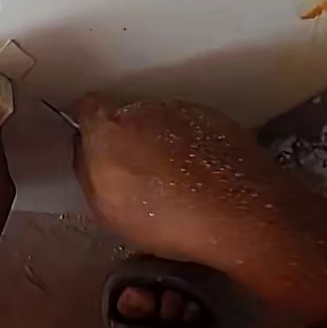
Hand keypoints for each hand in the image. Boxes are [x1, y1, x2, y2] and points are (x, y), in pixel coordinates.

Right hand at [71, 93, 305, 264]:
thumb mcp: (107, 210)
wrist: (240, 214)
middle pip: (126, 116)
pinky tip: (203, 175)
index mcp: (108, 129)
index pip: (87, 107)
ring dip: (162, 141)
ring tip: (178, 179)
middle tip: (142, 173)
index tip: (100, 148)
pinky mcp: (215, 117)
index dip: (91, 125)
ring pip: (160, 121)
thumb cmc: (165, 220)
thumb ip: (88, 171)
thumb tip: (85, 150)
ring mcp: (182, 110)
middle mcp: (143, 109)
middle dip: (130, 137)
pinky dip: (192, 144)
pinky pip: (191, 127)